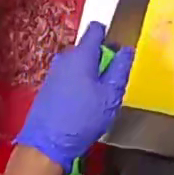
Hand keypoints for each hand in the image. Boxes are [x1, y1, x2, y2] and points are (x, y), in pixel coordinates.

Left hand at [13, 22, 135, 170]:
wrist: (47, 143)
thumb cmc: (82, 118)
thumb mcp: (110, 95)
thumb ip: (120, 69)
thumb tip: (126, 50)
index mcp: (81, 55)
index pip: (96, 30)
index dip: (110, 35)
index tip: (119, 51)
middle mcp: (64, 58)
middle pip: (87, 49)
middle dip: (102, 60)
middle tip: (113, 82)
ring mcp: (53, 72)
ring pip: (78, 65)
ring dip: (90, 75)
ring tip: (99, 97)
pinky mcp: (48, 87)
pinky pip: (68, 78)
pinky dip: (78, 85)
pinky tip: (84, 105)